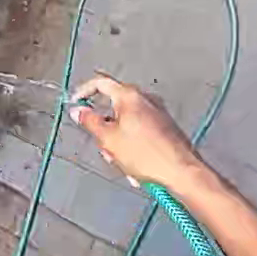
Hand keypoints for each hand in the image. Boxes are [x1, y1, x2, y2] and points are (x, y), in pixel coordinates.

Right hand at [69, 74, 208, 190]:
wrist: (181, 172)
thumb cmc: (147, 155)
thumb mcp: (108, 139)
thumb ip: (90, 121)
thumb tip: (78, 110)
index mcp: (129, 96)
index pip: (100, 83)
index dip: (84, 92)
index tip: (75, 104)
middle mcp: (145, 99)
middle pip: (113, 108)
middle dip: (105, 129)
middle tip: (106, 148)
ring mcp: (157, 113)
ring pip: (125, 124)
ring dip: (119, 143)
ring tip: (125, 163)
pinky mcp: (164, 127)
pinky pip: (139, 134)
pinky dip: (133, 148)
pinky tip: (137, 166)